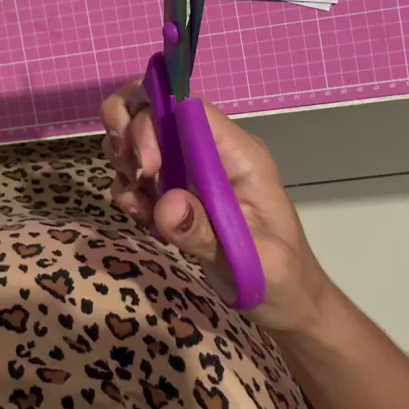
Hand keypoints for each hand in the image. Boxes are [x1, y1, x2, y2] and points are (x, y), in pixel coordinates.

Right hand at [101, 82, 335, 333]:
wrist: (285, 302)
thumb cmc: (282, 279)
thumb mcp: (253, 263)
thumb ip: (205, 233)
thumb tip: (165, 205)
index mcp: (236, 153)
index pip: (186, 106)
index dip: (154, 123)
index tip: (147, 168)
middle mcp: (207, 149)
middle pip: (151, 105)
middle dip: (126, 132)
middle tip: (133, 175)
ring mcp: (186, 165)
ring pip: (133, 133)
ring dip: (123, 164)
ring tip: (139, 207)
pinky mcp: (170, 185)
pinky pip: (132, 170)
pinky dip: (125, 190)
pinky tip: (143, 219)